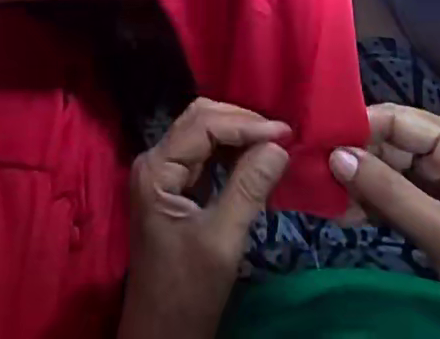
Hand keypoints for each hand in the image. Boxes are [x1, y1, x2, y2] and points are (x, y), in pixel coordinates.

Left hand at [119, 99, 291, 338]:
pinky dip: (229, 152)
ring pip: (201, 134)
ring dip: (236, 134)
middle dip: (240, 122)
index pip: (202, 125)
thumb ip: (248, 189)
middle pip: (198, 121)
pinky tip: (255, 158)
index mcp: (156, 168)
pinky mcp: (172, 188)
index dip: (244, 124)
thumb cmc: (187, 292)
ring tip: (274, 142)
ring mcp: (161, 173)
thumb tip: (278, 146)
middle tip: (281, 135)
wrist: (161, 335)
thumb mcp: (222, 241)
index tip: (285, 132)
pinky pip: (202, 156)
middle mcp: (154, 160)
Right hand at [329, 105, 439, 338]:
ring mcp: (438, 186)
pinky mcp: (430, 216)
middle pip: (385, 143)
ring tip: (318, 193)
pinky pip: (388, 197)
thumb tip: (333, 154)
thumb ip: (388, 191)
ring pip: (382, 170)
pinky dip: (365, 204)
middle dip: (350, 157)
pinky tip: (338, 212)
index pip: (396, 119)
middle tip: (308, 169)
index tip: (312, 136)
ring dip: (353, 183)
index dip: (355, 125)